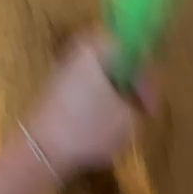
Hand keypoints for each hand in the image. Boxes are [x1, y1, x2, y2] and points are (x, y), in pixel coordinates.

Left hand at [23, 33, 158, 177]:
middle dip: (134, 81)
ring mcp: (68, 62)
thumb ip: (144, 101)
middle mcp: (83, 46)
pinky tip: (104, 118)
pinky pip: (90, 80)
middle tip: (142, 108)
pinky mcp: (60, 81)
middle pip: (120, 55)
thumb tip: (142, 96)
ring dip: (118, 88)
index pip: (136, 48)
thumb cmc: (88, 129)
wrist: (40, 147)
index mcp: (100, 46)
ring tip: (126, 116)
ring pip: (105, 69)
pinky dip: (102, 94)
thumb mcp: (130, 120)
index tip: (152, 105)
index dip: (149, 76)